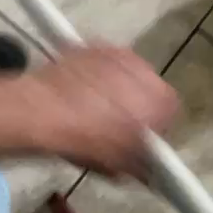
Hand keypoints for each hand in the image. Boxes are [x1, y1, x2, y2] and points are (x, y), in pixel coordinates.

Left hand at [25, 45, 178, 177]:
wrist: (41, 108)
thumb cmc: (86, 138)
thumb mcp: (120, 164)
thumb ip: (144, 163)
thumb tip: (148, 167)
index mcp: (159, 98)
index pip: (171, 110)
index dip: (157, 125)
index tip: (144, 138)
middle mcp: (143, 68)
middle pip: (149, 86)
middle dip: (138, 102)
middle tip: (120, 124)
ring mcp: (114, 51)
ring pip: (126, 71)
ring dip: (118, 85)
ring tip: (97, 107)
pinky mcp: (88, 44)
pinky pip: (101, 61)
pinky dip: (96, 73)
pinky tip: (81, 90)